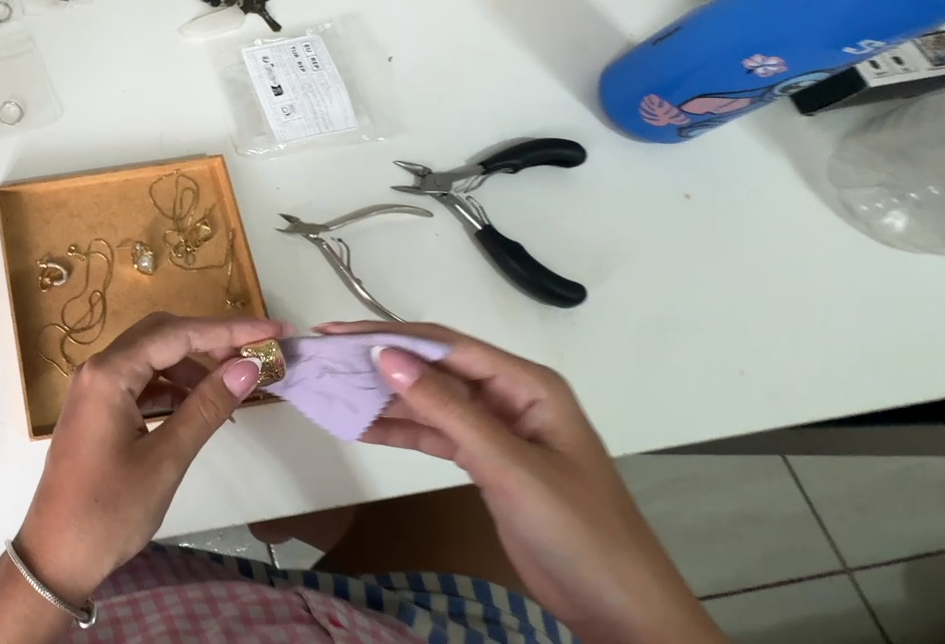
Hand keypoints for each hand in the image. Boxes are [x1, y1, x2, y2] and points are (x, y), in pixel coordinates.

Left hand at [0, 312, 287, 640]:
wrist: (56, 554)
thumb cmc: (110, 509)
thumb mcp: (166, 459)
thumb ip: (206, 408)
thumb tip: (248, 368)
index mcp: (109, 372)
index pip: (177, 334)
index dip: (229, 329)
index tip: (274, 329)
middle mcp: (98, 368)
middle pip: (162, 335)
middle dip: (212, 341)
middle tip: (257, 355)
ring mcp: (95, 388)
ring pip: (152, 358)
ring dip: (194, 366)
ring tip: (236, 386)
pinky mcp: (98, 409)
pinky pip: (141, 382)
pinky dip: (174, 387)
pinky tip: (202, 406)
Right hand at [319, 321, 723, 643]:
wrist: (621, 612)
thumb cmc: (577, 529)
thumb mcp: (508, 464)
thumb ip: (446, 407)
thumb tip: (383, 354)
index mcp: (526, 384)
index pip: (444, 345)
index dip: (386, 335)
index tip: (335, 332)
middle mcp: (508, 396)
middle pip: (431, 367)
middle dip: (377, 360)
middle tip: (323, 356)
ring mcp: (496, 429)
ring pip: (427, 400)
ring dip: (381, 396)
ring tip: (330, 388)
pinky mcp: (484, 461)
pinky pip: (432, 433)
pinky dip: (397, 429)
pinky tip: (358, 426)